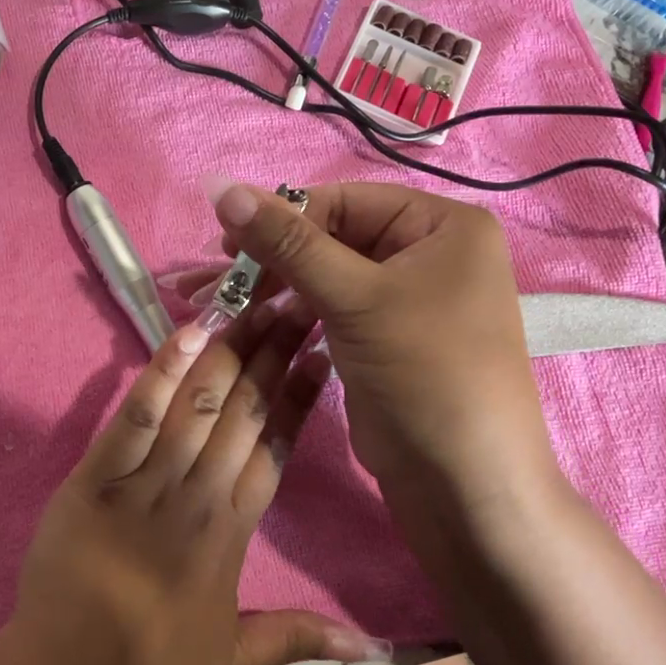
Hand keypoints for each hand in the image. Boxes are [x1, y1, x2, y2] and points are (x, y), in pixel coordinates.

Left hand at [0, 300, 388, 664]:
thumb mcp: (234, 659)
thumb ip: (298, 636)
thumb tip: (374, 645)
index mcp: (233, 534)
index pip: (274, 450)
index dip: (298, 399)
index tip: (321, 355)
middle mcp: (199, 498)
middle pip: (243, 414)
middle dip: (270, 354)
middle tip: (295, 301)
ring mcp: (148, 486)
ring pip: (197, 405)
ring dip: (228, 351)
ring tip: (254, 302)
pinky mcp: (96, 480)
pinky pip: (135, 417)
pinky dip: (160, 371)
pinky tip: (188, 331)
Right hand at [199, 182, 558, 502]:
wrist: (461, 478)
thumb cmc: (424, 372)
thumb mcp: (354, 297)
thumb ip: (286, 241)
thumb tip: (220, 186)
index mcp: (441, 226)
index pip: (342, 202)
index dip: (280, 218)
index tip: (222, 244)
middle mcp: (423, 253)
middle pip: (326, 238)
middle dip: (263, 257)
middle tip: (204, 279)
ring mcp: (398, 298)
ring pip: (317, 276)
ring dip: (264, 286)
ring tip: (205, 299)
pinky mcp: (375, 336)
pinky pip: (321, 308)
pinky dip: (283, 312)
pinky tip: (241, 318)